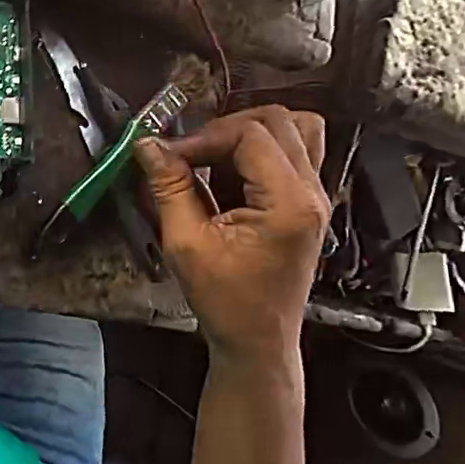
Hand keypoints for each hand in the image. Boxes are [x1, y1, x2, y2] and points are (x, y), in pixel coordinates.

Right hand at [134, 106, 328, 364]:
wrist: (258, 342)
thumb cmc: (226, 303)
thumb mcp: (186, 244)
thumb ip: (169, 187)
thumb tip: (149, 145)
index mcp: (288, 204)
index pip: (251, 134)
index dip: (205, 136)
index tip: (172, 155)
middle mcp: (311, 194)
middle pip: (277, 121)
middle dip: (226, 129)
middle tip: (192, 153)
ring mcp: (315, 197)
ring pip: (296, 129)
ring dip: (251, 132)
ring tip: (217, 156)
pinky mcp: (307, 202)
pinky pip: (294, 151)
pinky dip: (260, 150)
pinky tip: (231, 175)